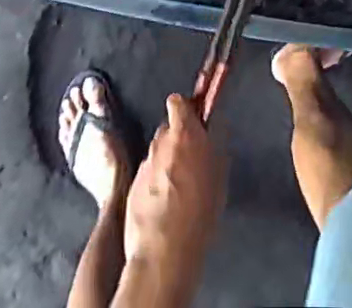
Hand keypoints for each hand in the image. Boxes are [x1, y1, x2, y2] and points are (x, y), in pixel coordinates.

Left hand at [123, 94, 226, 275]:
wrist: (164, 249)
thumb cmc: (199, 209)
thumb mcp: (220, 170)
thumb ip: (216, 142)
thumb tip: (213, 126)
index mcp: (185, 134)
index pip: (178, 102)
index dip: (185, 107)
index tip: (193, 115)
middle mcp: (161, 145)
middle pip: (167, 129)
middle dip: (177, 138)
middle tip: (190, 156)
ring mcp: (144, 166)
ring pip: (157, 153)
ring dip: (165, 160)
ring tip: (179, 185)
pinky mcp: (132, 188)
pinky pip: (147, 176)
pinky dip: (155, 182)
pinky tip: (165, 202)